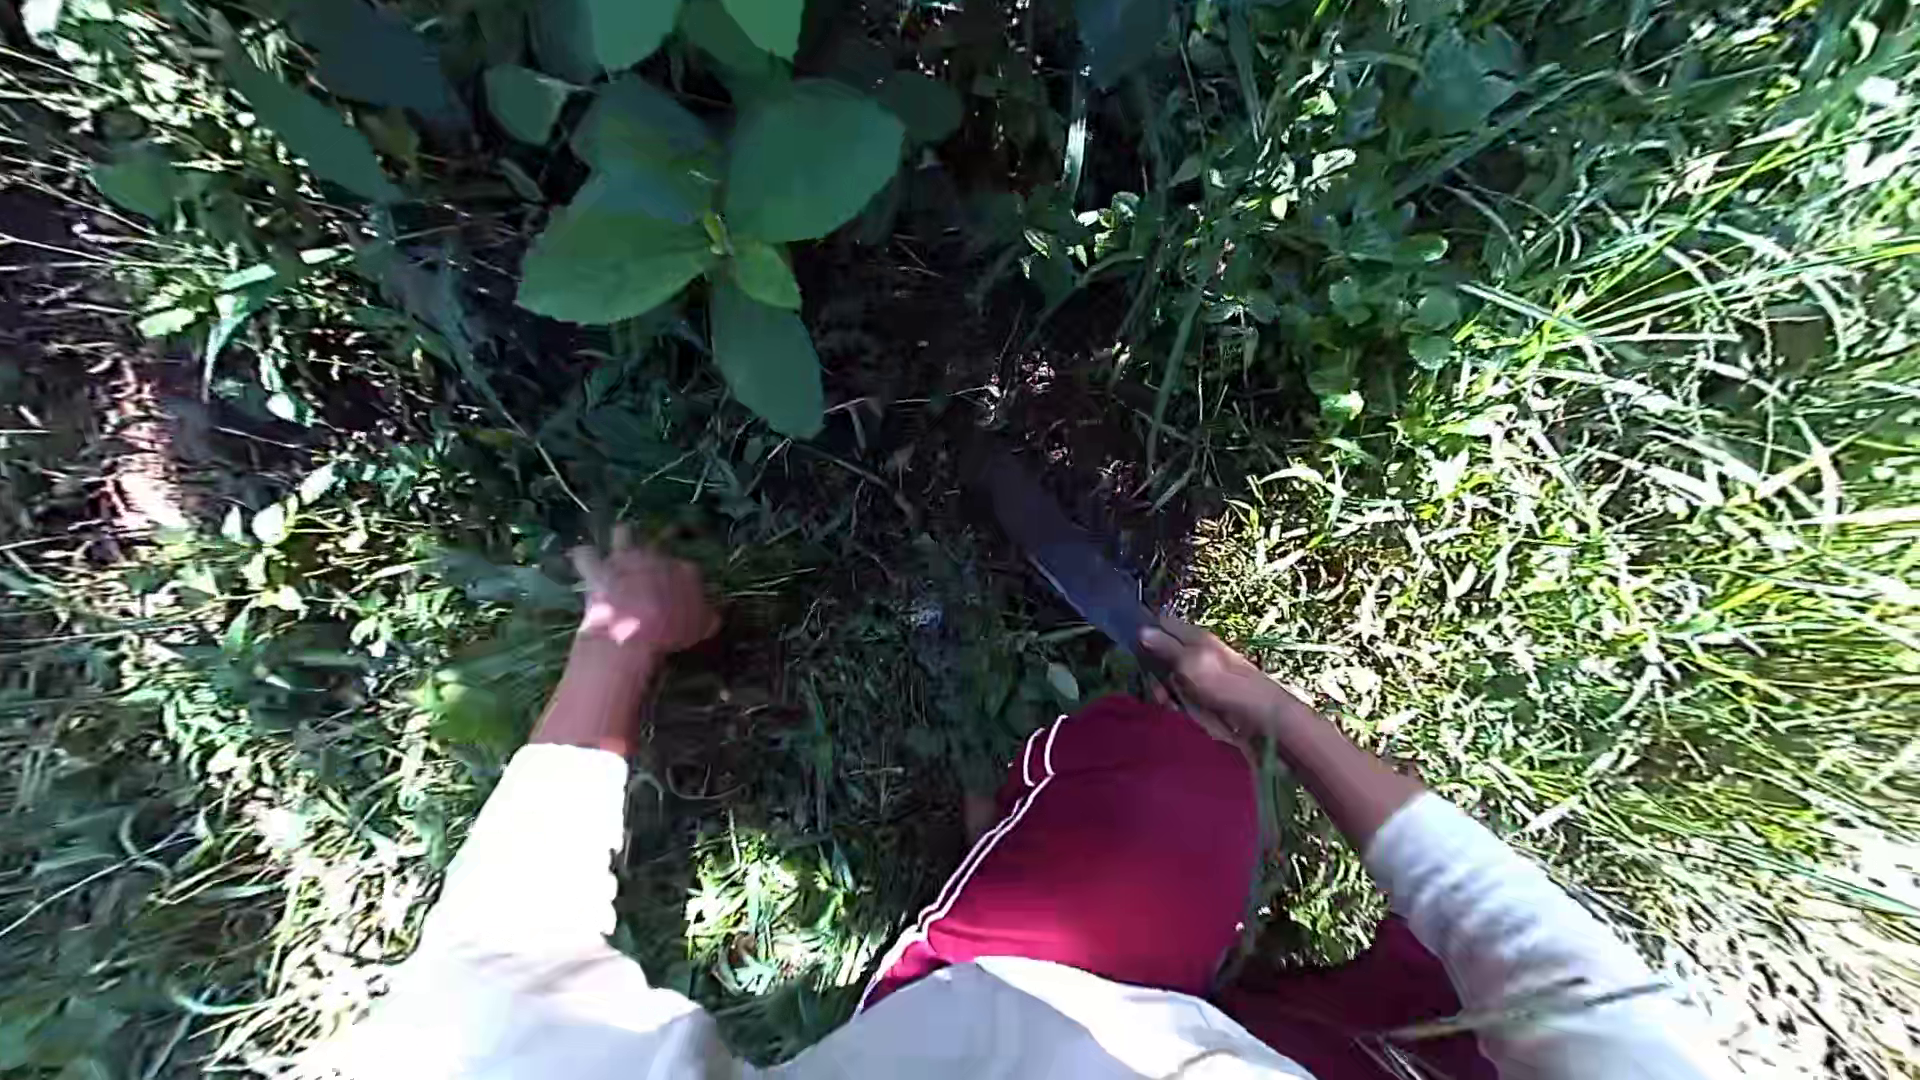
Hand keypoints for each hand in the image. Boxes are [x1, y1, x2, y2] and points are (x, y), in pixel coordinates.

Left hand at [570, 525, 719, 656]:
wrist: (633, 634)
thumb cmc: (672, 632)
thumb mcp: (701, 628)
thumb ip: (710, 616)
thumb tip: (715, 614)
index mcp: (686, 569)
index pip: (690, 568)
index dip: (686, 579)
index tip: (683, 592)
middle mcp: (657, 557)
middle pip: (660, 540)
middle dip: (657, 547)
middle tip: (654, 561)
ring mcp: (626, 559)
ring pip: (623, 532)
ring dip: (622, 537)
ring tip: (622, 542)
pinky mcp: (599, 568)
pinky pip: (586, 553)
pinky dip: (586, 557)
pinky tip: (587, 560)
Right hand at [1138, 617, 1307, 740]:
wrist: (1263, 721)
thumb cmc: (1227, 686)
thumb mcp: (1191, 662)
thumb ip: (1165, 646)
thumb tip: (1141, 629)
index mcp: (1193, 636)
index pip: (1160, 622)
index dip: (1145, 633)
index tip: (1136, 652)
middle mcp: (1194, 651)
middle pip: (1159, 653)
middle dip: (1153, 671)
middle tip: (1160, 689)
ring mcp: (1198, 674)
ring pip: (1166, 676)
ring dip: (1164, 690)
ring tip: (1172, 704)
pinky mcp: (1202, 694)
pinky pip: (1179, 693)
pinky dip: (1176, 702)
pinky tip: (1180, 710)